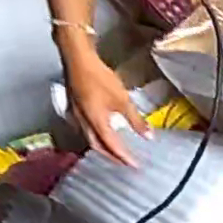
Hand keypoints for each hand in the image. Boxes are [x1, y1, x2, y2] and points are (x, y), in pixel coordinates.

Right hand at [57, 33, 148, 165]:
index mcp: (95, 120)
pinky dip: (95, 136)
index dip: (123, 157)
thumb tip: (148, 136)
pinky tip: (101, 134)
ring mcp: (75, 113)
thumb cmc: (99, 77)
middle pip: (97, 146)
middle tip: (124, 163)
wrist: (76, 57)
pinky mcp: (74, 106)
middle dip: (111, 156)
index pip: (111, 145)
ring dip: (102, 147)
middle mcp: (82, 120)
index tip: (135, 165)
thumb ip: (136, 120)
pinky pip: (84, 128)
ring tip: (115, 153)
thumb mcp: (123, 100)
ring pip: (88, 138)